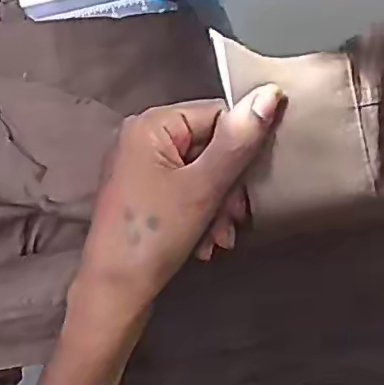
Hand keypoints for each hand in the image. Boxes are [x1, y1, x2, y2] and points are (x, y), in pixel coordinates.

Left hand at [72, 87, 284, 317]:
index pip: (218, 115)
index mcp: (151, 124)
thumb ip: (238, 142)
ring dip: (218, 207)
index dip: (241, 151)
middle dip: (228, 189)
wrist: (114, 291)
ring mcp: (140, 167)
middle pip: (210, 147)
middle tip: (233, 220)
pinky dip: (200, 215)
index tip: (250, 188)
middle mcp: (141, 138)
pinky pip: (184, 192)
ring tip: (218, 239)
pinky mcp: (142, 194)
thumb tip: (270, 93)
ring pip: (201, 174)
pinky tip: (205, 243)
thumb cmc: (154, 235)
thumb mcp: (204, 187)